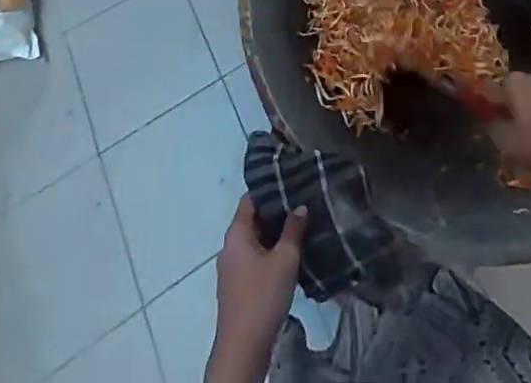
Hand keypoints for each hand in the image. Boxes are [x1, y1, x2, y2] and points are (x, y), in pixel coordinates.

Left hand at [210, 196, 306, 378]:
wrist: (243, 347)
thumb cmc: (262, 296)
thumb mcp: (285, 259)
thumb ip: (293, 230)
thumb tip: (299, 206)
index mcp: (236, 234)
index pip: (249, 200)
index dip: (268, 190)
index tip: (289, 182)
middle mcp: (229, 247)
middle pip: (251, 220)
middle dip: (274, 213)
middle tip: (300, 203)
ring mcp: (231, 268)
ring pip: (254, 242)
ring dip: (274, 235)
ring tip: (299, 227)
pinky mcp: (237, 287)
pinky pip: (253, 259)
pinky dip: (269, 253)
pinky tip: (289, 256)